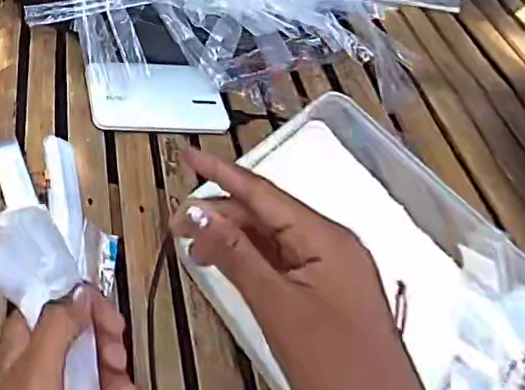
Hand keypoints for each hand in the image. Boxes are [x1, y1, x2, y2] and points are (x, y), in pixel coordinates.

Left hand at [0, 285, 135, 389]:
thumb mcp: (39, 365)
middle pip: (77, 330)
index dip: (87, 302)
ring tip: (127, 386)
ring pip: (88, 363)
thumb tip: (81, 292)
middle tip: (119, 358)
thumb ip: (58, 321)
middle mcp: (33, 356)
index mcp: (22, 335)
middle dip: (106, 340)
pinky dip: (110, 388)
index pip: (56, 296)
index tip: (111, 320)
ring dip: (114, 370)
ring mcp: (46, 385)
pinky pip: (91, 387)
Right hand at [171, 147, 420, 389]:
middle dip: (221, 213)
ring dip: (234, 238)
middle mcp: (332, 245)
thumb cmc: (343, 371)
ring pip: (273, 238)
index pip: (262, 191)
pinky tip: (230, 265)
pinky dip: (253, 260)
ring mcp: (333, 271)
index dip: (221, 171)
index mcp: (326, 237)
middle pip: (266, 213)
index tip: (192, 155)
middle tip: (181, 220)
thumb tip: (200, 213)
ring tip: (197, 246)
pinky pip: (284, 262)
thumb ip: (236, 254)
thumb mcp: (278, 307)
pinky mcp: (330, 295)